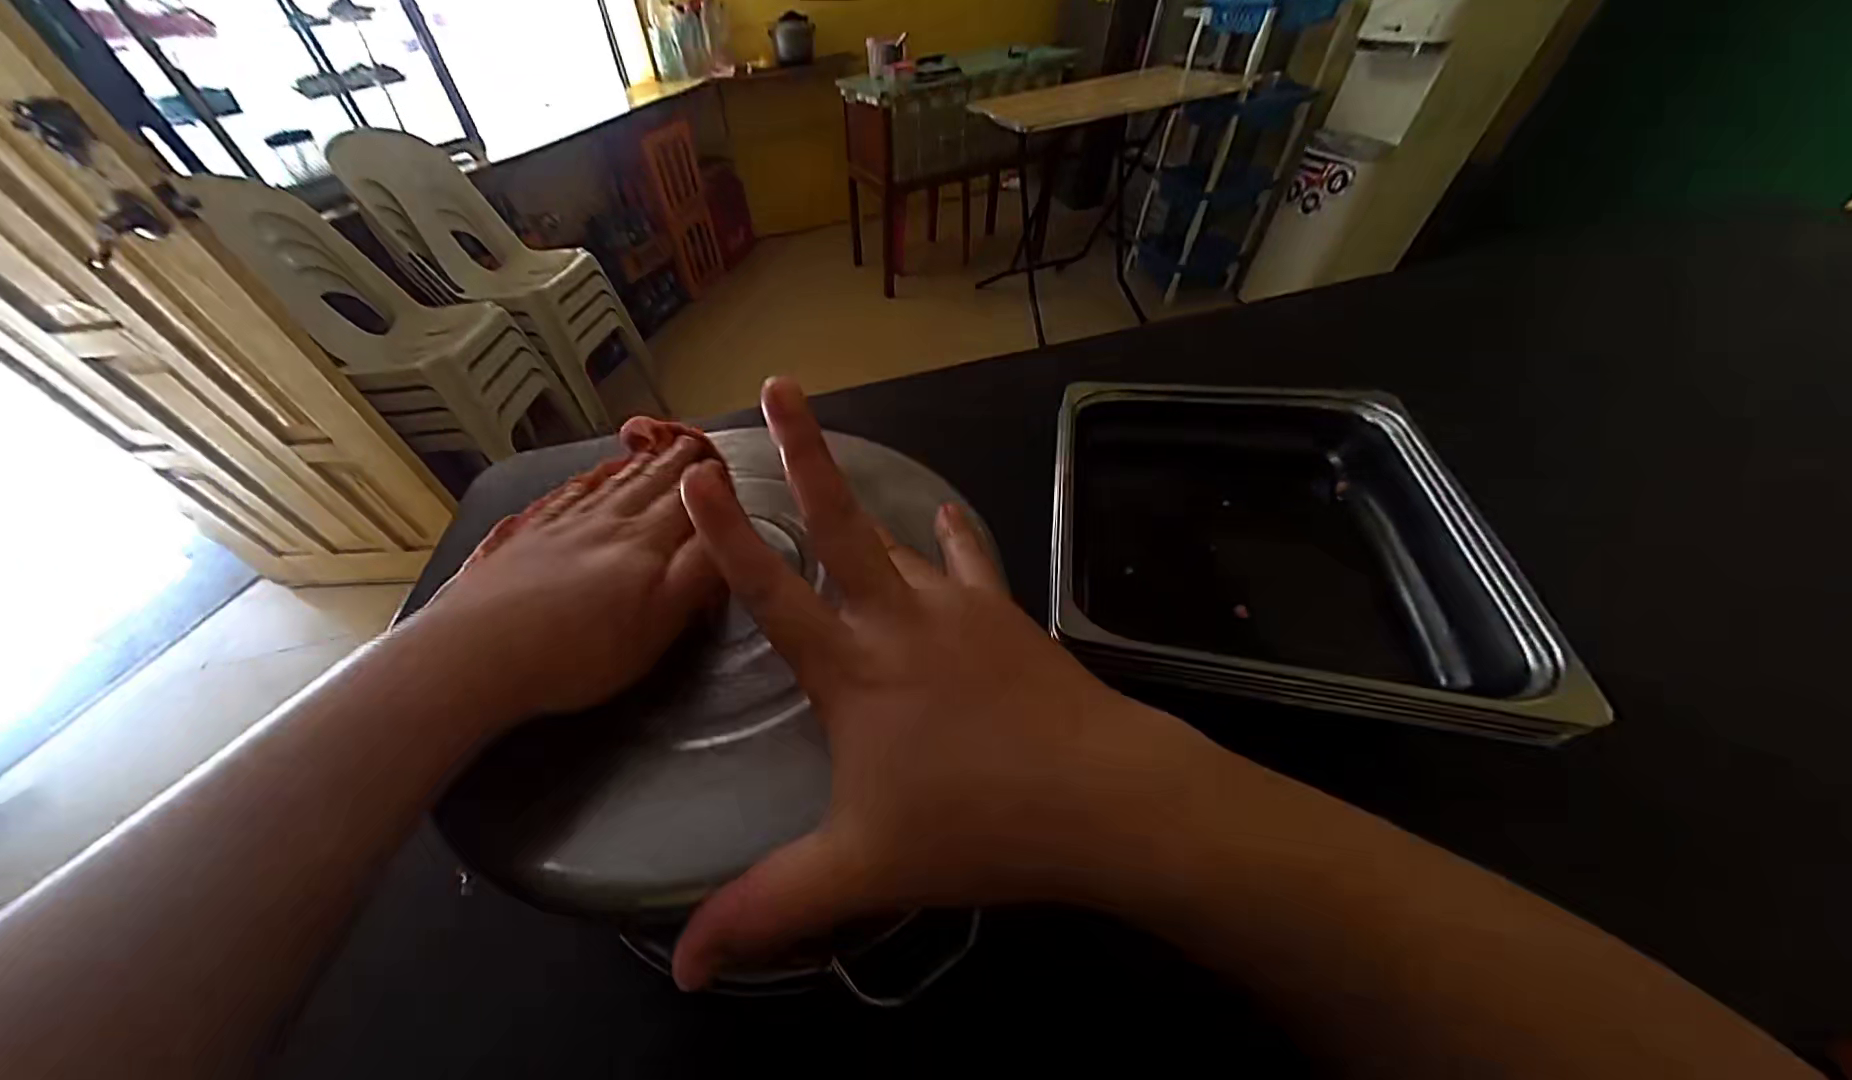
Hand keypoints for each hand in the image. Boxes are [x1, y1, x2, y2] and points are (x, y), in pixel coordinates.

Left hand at [421, 432, 720, 721]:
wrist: (474, 658)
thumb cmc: (582, 650)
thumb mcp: (663, 620)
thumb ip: (700, 571)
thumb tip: (728, 531)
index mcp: (646, 543)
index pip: (688, 499)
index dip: (707, 479)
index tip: (720, 458)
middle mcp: (606, 523)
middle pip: (649, 484)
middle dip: (675, 461)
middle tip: (692, 439)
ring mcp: (560, 526)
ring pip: (609, 485)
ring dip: (636, 464)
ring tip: (652, 446)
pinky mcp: (524, 540)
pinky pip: (564, 497)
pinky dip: (586, 481)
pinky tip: (590, 477)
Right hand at [673, 378, 1211, 989]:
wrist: (1099, 793)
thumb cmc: (977, 823)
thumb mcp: (862, 867)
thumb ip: (769, 906)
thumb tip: (686, 968)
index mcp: (853, 667)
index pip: (771, 590)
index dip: (728, 534)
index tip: (698, 473)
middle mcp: (899, 618)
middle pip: (839, 522)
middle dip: (802, 450)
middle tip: (779, 386)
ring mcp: (957, 607)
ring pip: (896, 537)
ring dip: (864, 497)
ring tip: (835, 456)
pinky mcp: (1002, 613)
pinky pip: (969, 560)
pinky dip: (952, 535)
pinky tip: (942, 512)